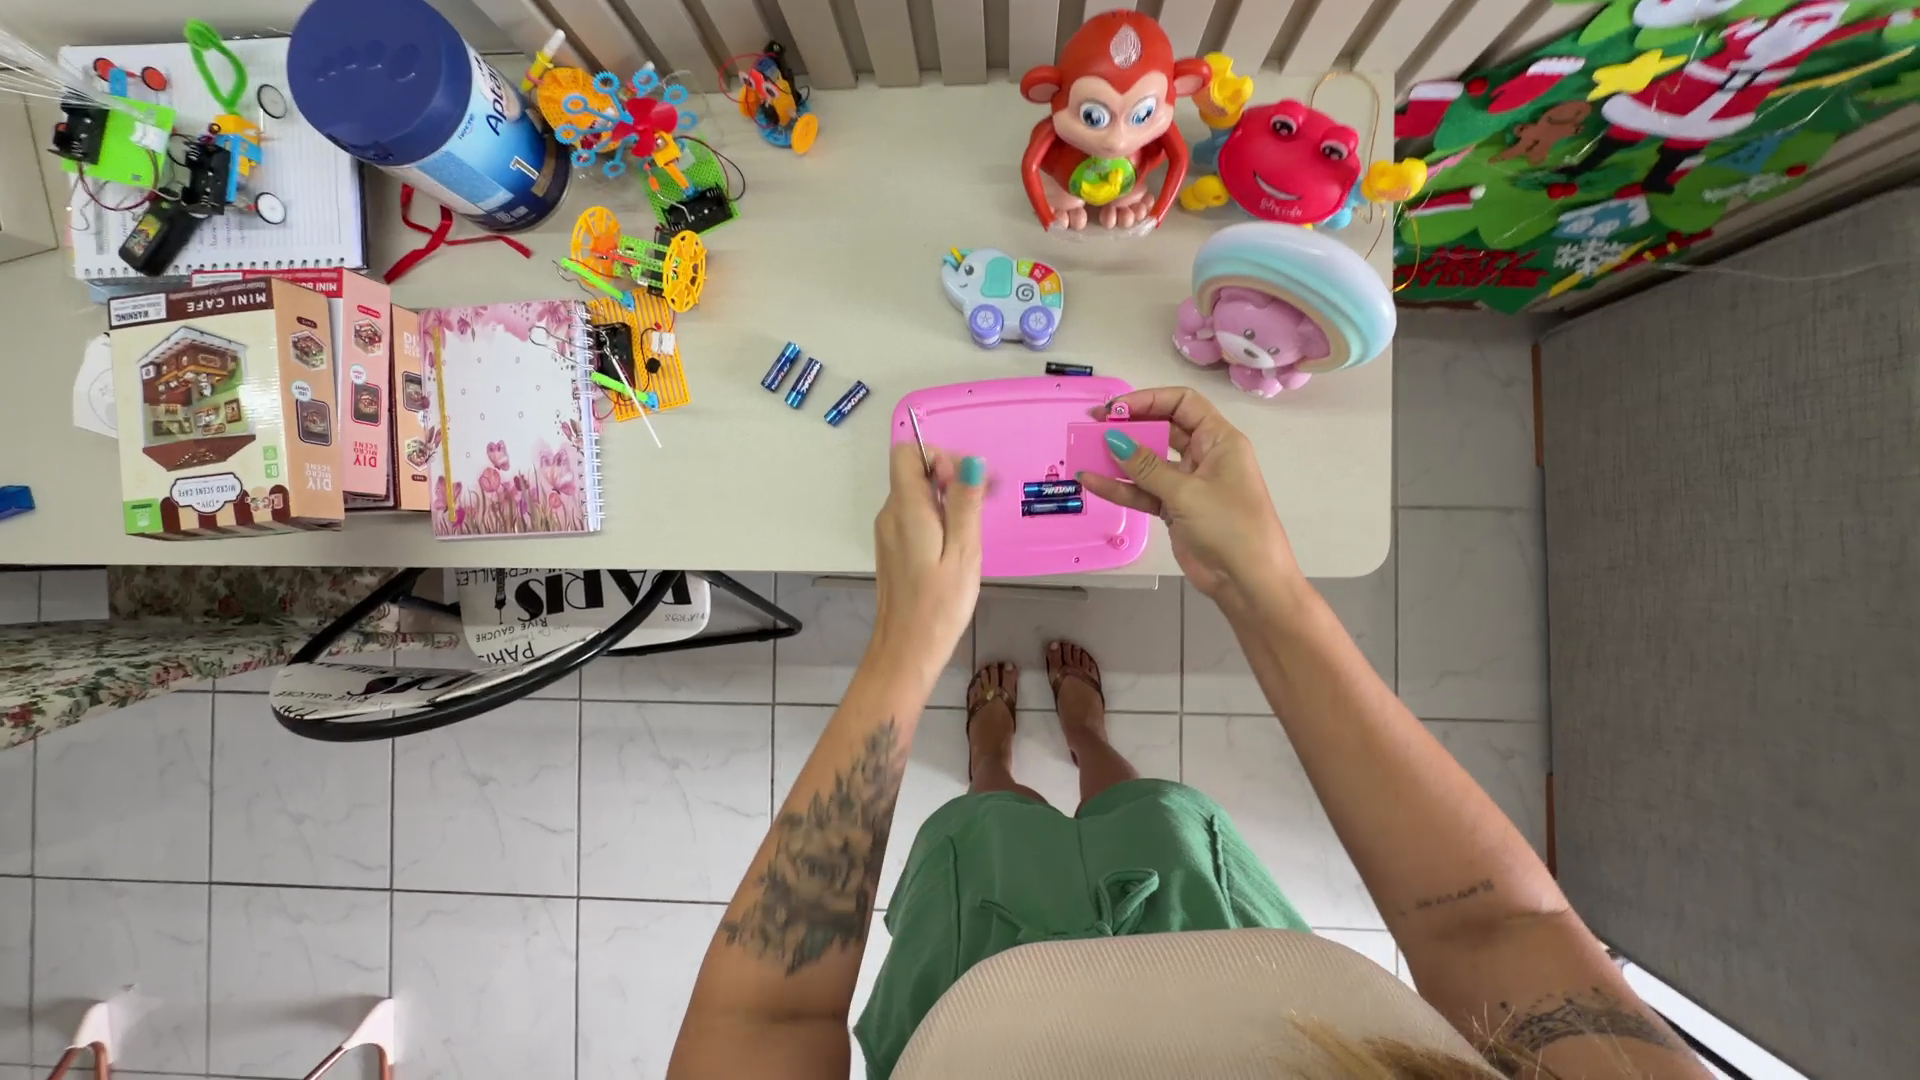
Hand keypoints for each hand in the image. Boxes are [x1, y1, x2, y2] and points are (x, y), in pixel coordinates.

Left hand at [870, 443, 986, 681]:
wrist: (907, 649)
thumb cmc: (939, 604)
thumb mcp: (963, 552)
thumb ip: (965, 504)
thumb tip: (972, 462)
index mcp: (906, 509)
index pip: (907, 453)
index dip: (938, 456)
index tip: (966, 482)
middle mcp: (891, 514)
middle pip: (914, 472)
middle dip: (950, 477)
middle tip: (984, 502)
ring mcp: (889, 532)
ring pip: (916, 495)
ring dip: (948, 499)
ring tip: (974, 528)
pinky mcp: (894, 548)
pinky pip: (915, 517)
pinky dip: (938, 518)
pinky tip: (957, 544)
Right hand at [1076, 387, 1301, 605]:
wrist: (1248, 580)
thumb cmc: (1230, 525)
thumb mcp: (1187, 492)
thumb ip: (1146, 466)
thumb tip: (1112, 440)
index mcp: (1219, 440)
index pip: (1182, 404)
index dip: (1148, 400)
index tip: (1115, 409)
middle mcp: (1204, 456)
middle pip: (1162, 429)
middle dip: (1128, 426)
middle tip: (1092, 425)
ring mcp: (1188, 484)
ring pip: (1148, 463)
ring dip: (1118, 458)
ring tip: (1084, 451)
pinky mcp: (1174, 510)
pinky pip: (1143, 492)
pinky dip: (1120, 488)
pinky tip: (1092, 482)